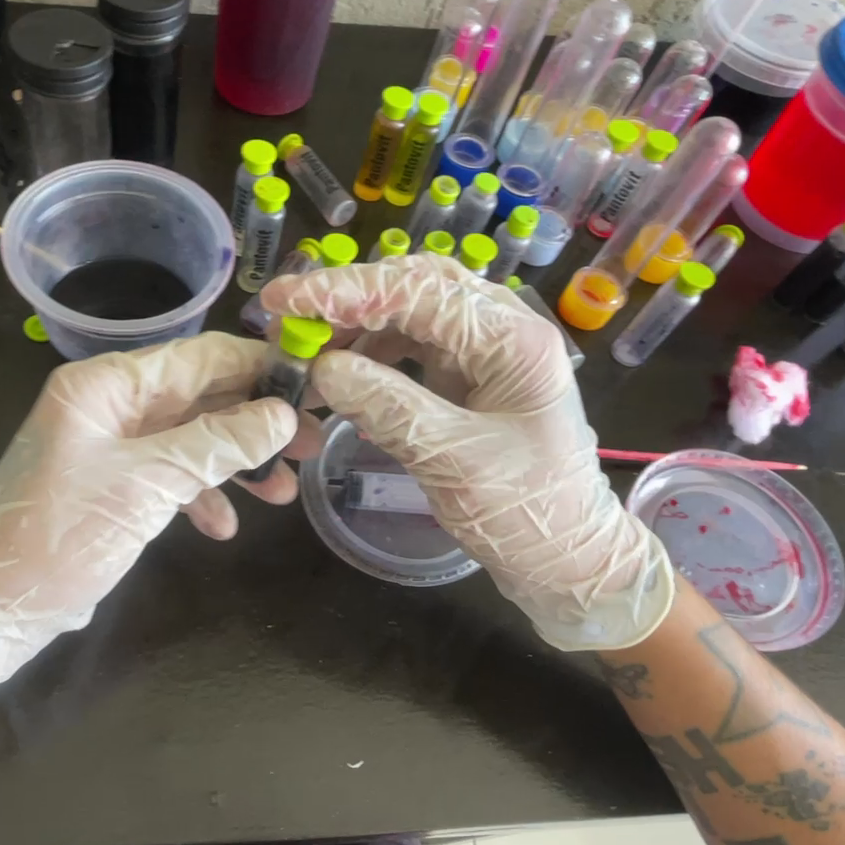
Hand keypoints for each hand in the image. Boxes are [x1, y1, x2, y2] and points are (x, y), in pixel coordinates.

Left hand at [0, 332, 298, 703]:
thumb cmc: (62, 536)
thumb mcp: (145, 485)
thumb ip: (216, 444)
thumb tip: (281, 414)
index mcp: (104, 386)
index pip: (197, 357)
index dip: (257, 366)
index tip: (312, 384)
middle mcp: (108, 407)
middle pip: (198, 399)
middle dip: (254, 423)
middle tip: (310, 445)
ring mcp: (110, 448)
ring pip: (189, 441)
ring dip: (235, 466)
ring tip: (281, 494)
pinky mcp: (112, 487)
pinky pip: (168, 478)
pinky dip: (198, 497)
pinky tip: (221, 528)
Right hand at [260, 254, 671, 650]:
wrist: (563, 557)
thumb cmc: (522, 512)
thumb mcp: (451, 460)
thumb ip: (387, 407)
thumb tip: (320, 367)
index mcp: (512, 339)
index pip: (419, 291)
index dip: (345, 290)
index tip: (281, 300)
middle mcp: (502, 330)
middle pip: (415, 287)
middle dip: (347, 300)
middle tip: (287, 323)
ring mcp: (485, 354)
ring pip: (410, 316)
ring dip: (355, 329)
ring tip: (308, 356)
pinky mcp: (469, 378)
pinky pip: (412, 350)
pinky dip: (372, 357)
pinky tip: (342, 379)